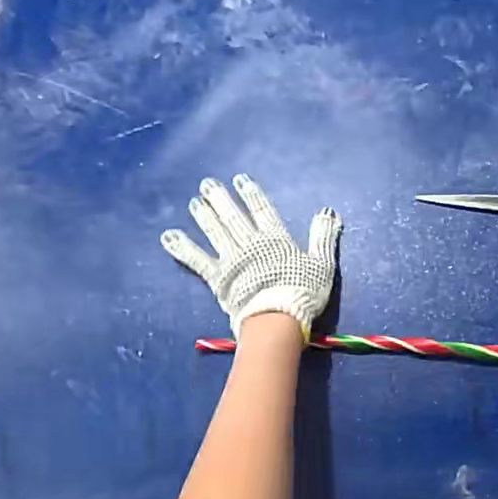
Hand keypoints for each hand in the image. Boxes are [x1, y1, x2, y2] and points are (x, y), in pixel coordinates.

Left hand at [161, 175, 340, 338]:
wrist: (277, 318)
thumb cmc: (302, 293)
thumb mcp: (322, 264)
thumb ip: (323, 237)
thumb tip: (328, 211)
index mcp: (275, 239)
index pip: (262, 210)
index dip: (250, 194)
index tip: (240, 179)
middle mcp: (250, 244)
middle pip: (232, 216)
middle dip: (220, 199)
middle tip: (207, 184)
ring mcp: (231, 260)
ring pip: (214, 232)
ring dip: (204, 216)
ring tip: (195, 202)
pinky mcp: (217, 278)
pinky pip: (196, 259)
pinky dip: (182, 247)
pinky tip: (169, 236)